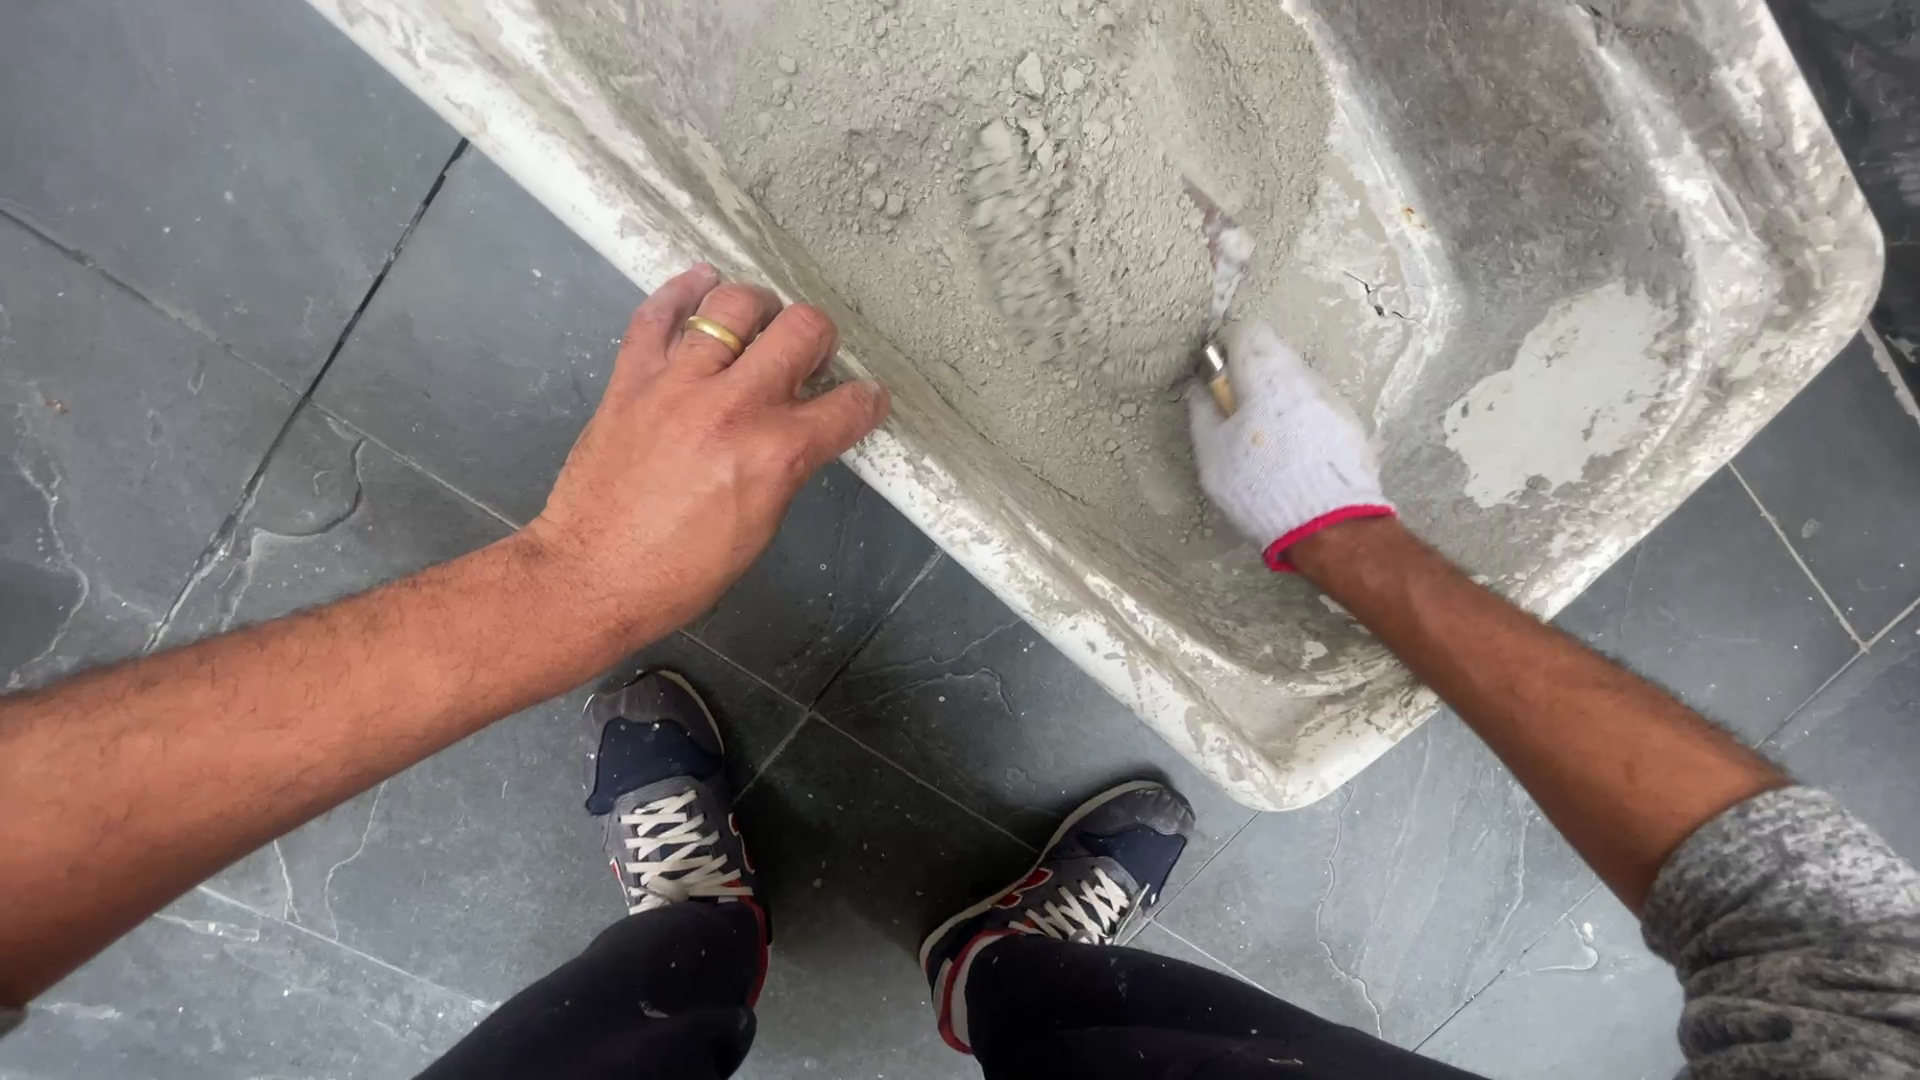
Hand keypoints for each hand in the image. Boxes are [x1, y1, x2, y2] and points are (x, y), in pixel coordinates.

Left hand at [522, 264, 888, 641]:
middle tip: (810, 357)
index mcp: (777, 453)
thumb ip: (788, 464)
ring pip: (733, 306)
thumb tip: (800, 428)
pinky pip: (656, 315)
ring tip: (760, 321)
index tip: (867, 398)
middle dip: (820, 338)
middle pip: (801, 330)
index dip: (868, 400)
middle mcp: (734, 405)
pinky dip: (682, 292)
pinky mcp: (630, 378)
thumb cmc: (688, 570)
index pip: (847, 406)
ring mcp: (677, 384)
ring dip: (760, 307)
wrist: (593, 576)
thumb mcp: (763, 521)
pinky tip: (701, 283)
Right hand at [1188, 322, 1391, 570]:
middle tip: (1234, 418)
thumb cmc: (1260, 485)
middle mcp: (1304, 377)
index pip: (1246, 332)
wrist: (1328, 524)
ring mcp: (1332, 400)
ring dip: (1274, 400)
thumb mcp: (1212, 454)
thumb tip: (1202, 390)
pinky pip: (1313, 409)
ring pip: (1294, 383)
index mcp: (1267, 376)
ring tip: (1264, 443)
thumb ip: (1203, 413)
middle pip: (1273, 356)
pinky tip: (1291, 457)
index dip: (1224, 350)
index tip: (1215, 379)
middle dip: (1250, 377)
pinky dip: (1297, 421)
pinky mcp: (1350, 424)